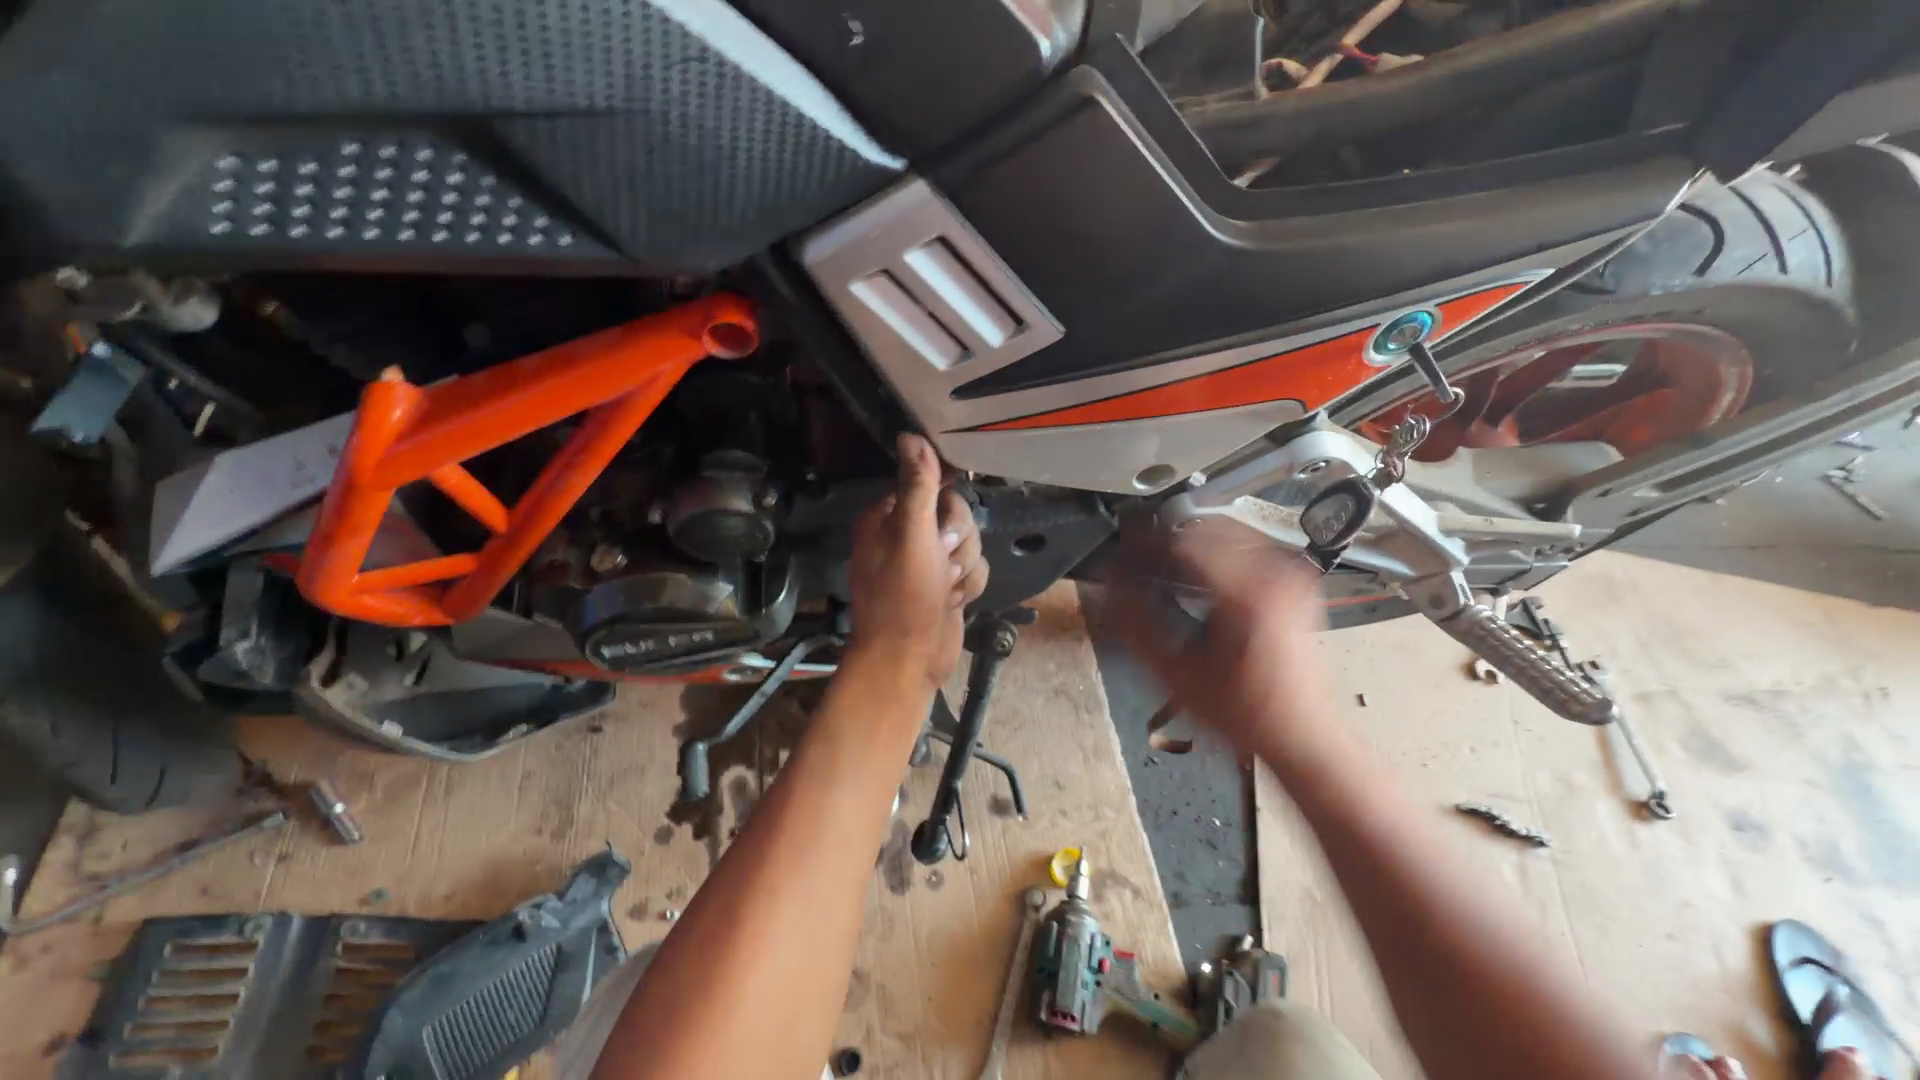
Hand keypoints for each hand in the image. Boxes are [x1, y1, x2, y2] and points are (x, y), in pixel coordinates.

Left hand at [846, 434, 987, 690]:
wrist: (908, 660)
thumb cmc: (903, 598)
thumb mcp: (911, 536)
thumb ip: (917, 487)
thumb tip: (911, 435)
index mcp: (887, 517)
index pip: (929, 483)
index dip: (946, 499)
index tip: (951, 518)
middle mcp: (906, 535)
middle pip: (956, 513)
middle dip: (958, 540)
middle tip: (942, 559)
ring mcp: (928, 562)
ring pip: (970, 542)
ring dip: (964, 566)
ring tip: (946, 587)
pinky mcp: (946, 584)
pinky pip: (974, 568)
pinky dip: (968, 585)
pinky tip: (953, 601)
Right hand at [1103, 519, 1335, 761]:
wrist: (1303, 734)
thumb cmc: (1249, 713)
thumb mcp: (1178, 673)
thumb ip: (1135, 624)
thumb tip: (1108, 587)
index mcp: (1248, 590)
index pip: (1182, 538)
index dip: (1143, 542)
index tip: (1122, 552)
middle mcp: (1276, 572)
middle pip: (1205, 527)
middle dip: (1165, 540)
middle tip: (1136, 559)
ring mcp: (1290, 575)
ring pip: (1227, 533)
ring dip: (1189, 545)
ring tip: (1161, 569)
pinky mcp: (1295, 583)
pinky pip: (1247, 549)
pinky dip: (1216, 555)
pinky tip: (1195, 581)